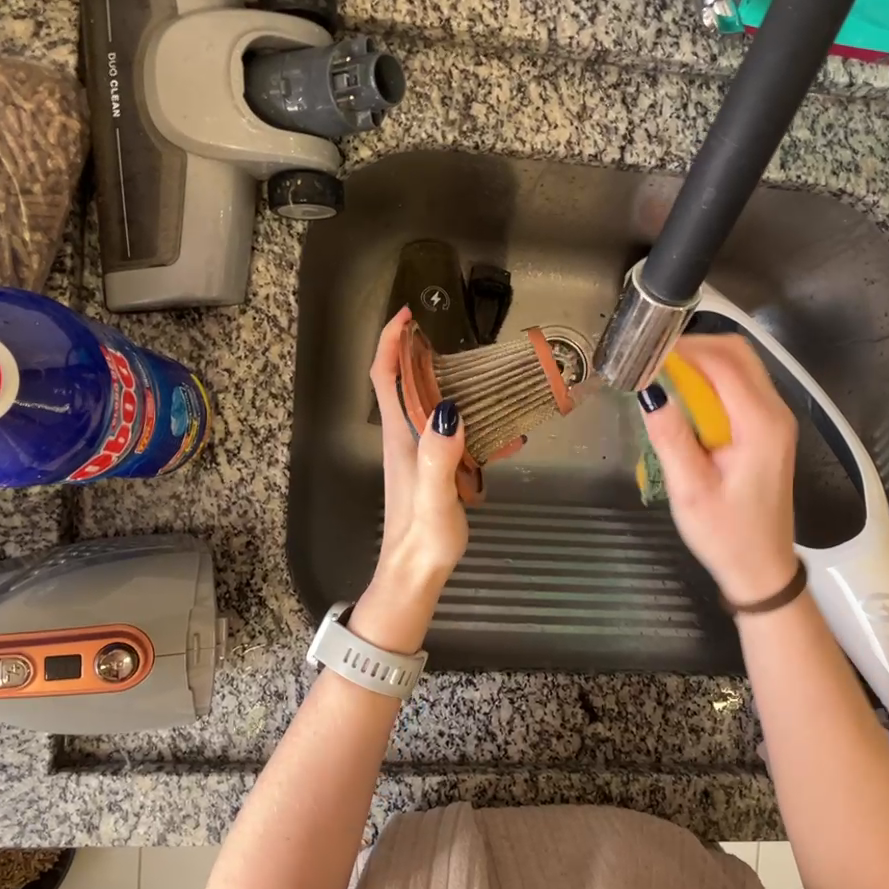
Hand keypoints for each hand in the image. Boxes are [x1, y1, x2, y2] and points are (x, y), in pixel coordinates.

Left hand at [351, 308, 468, 653]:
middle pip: (404, 382)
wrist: (415, 574)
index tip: (409, 314)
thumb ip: (440, 457)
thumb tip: (450, 410)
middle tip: (453, 335)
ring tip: (481, 371)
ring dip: (445, 381)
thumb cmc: (423, 537)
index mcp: (401, 437)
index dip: (391, 341)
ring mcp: (418, 455)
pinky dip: (468, 419)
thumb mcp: (436, 497)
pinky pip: (447, 432)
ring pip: (426, 404)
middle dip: (420, 351)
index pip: (386, 376)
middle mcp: (405, 439)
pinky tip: (502, 430)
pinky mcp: (433, 470)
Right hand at [638, 334, 799, 604]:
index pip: (723, 363)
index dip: (683, 349)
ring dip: (702, 360)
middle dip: (694, 346)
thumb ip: (670, 436)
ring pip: (741, 366)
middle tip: (650, 357)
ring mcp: (775, 419)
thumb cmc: (725, 534)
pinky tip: (682, 394)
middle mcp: (775, 413)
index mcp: (760, 425)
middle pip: (737, 353)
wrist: (761, 568)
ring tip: (660, 372)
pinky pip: (740, 386)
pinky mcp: (767, 429)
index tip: (644, 350)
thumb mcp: (690, 490)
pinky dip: (710, 378)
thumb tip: (648, 391)